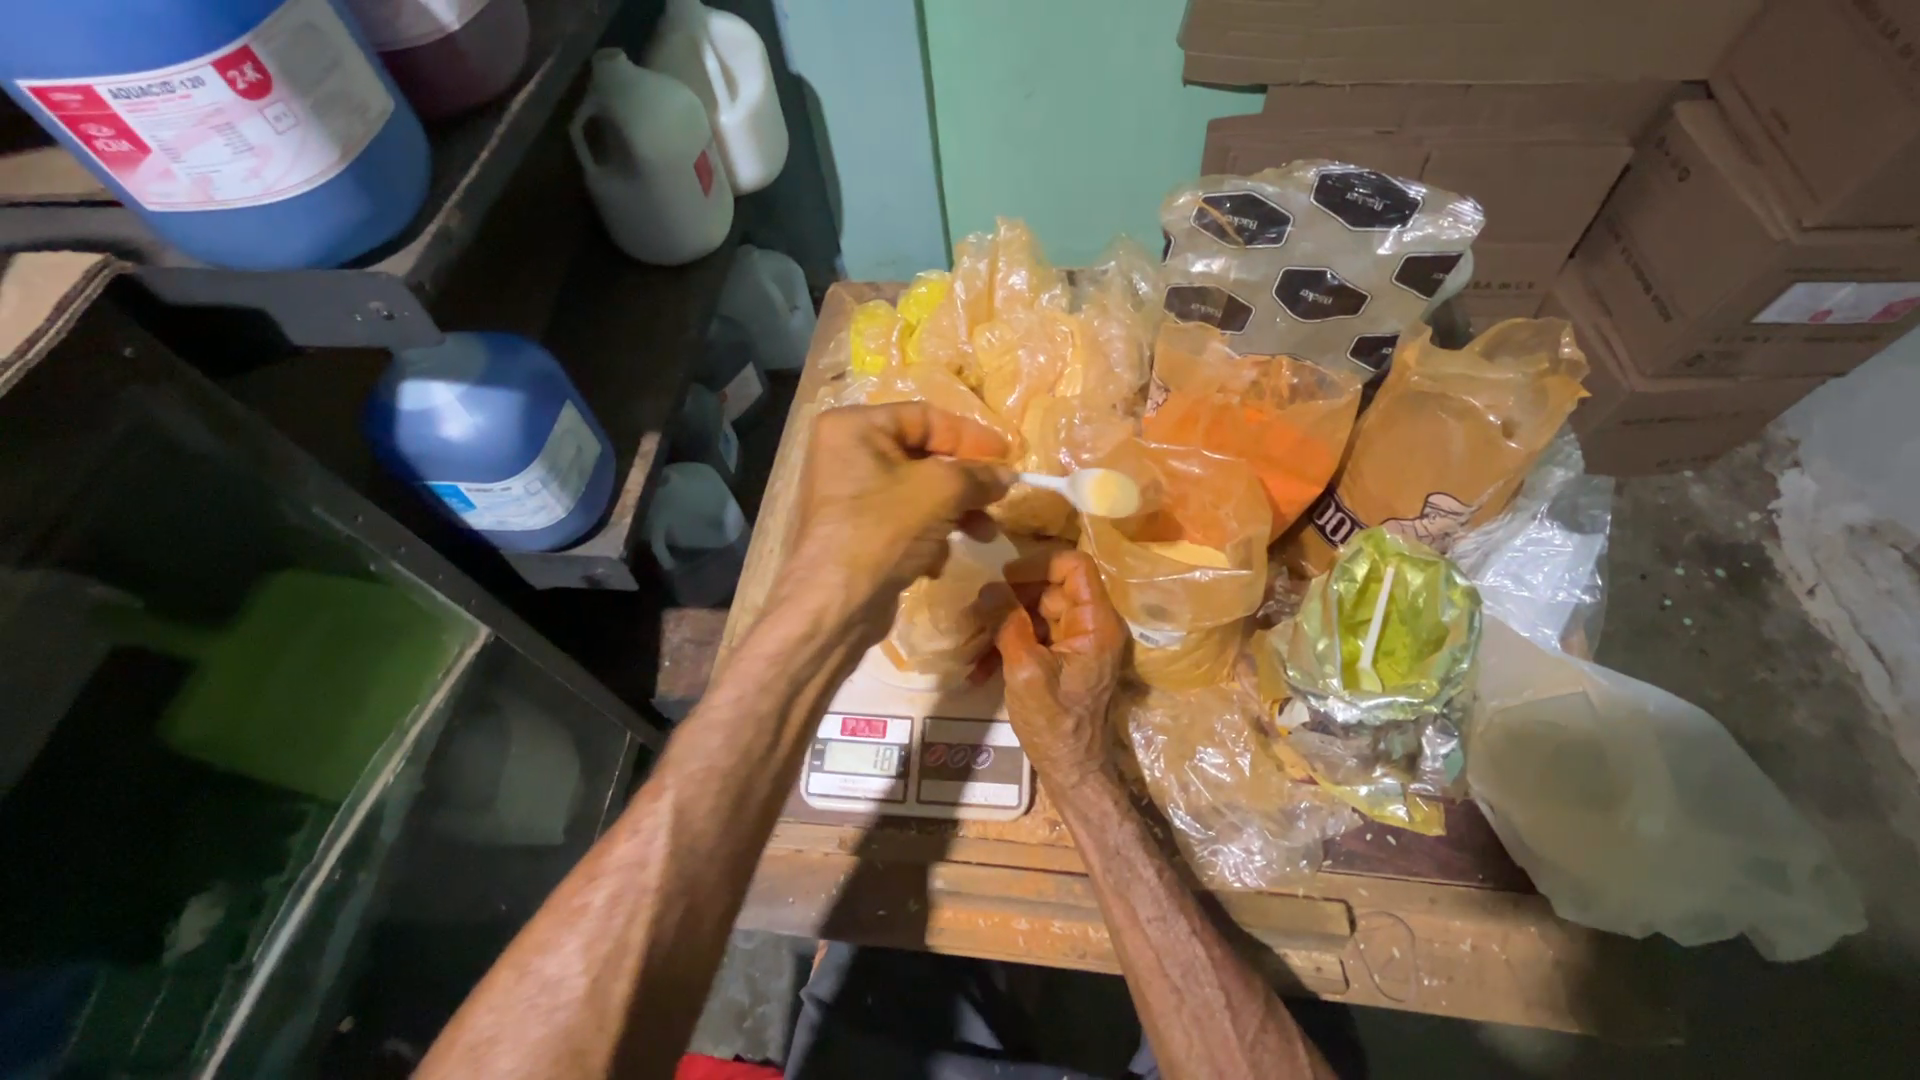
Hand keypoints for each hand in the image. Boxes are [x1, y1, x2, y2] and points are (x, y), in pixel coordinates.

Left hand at [782, 402, 1013, 639]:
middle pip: (923, 457)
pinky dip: (928, 538)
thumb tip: (1007, 476)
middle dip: (965, 482)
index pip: (924, 417)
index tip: (1008, 455)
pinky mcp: (857, 534)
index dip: (970, 435)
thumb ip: (979, 476)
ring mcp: (850, 497)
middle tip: (999, 499)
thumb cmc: (883, 529)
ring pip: (918, 494)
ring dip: (955, 513)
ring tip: (984, 535)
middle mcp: (846, 455)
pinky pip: (904, 523)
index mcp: (854, 427)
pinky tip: (936, 562)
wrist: (835, 603)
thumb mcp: (941, 491)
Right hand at [994, 550, 1126, 784]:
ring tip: (972, 637)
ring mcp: (1079, 642)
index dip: (1039, 564)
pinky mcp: (1064, 657)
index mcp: (1096, 623)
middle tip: (978, 610)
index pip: (1076, 565)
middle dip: (1012, 596)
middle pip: (1052, 586)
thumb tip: (989, 588)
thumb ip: (1009, 625)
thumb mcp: (1026, 672)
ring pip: (1038, 610)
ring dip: (1004, 620)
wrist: (1071, 769)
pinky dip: (1009, 641)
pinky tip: (980, 664)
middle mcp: (1093, 625)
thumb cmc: (1055, 724)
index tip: (1005, 580)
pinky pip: (1035, 633)